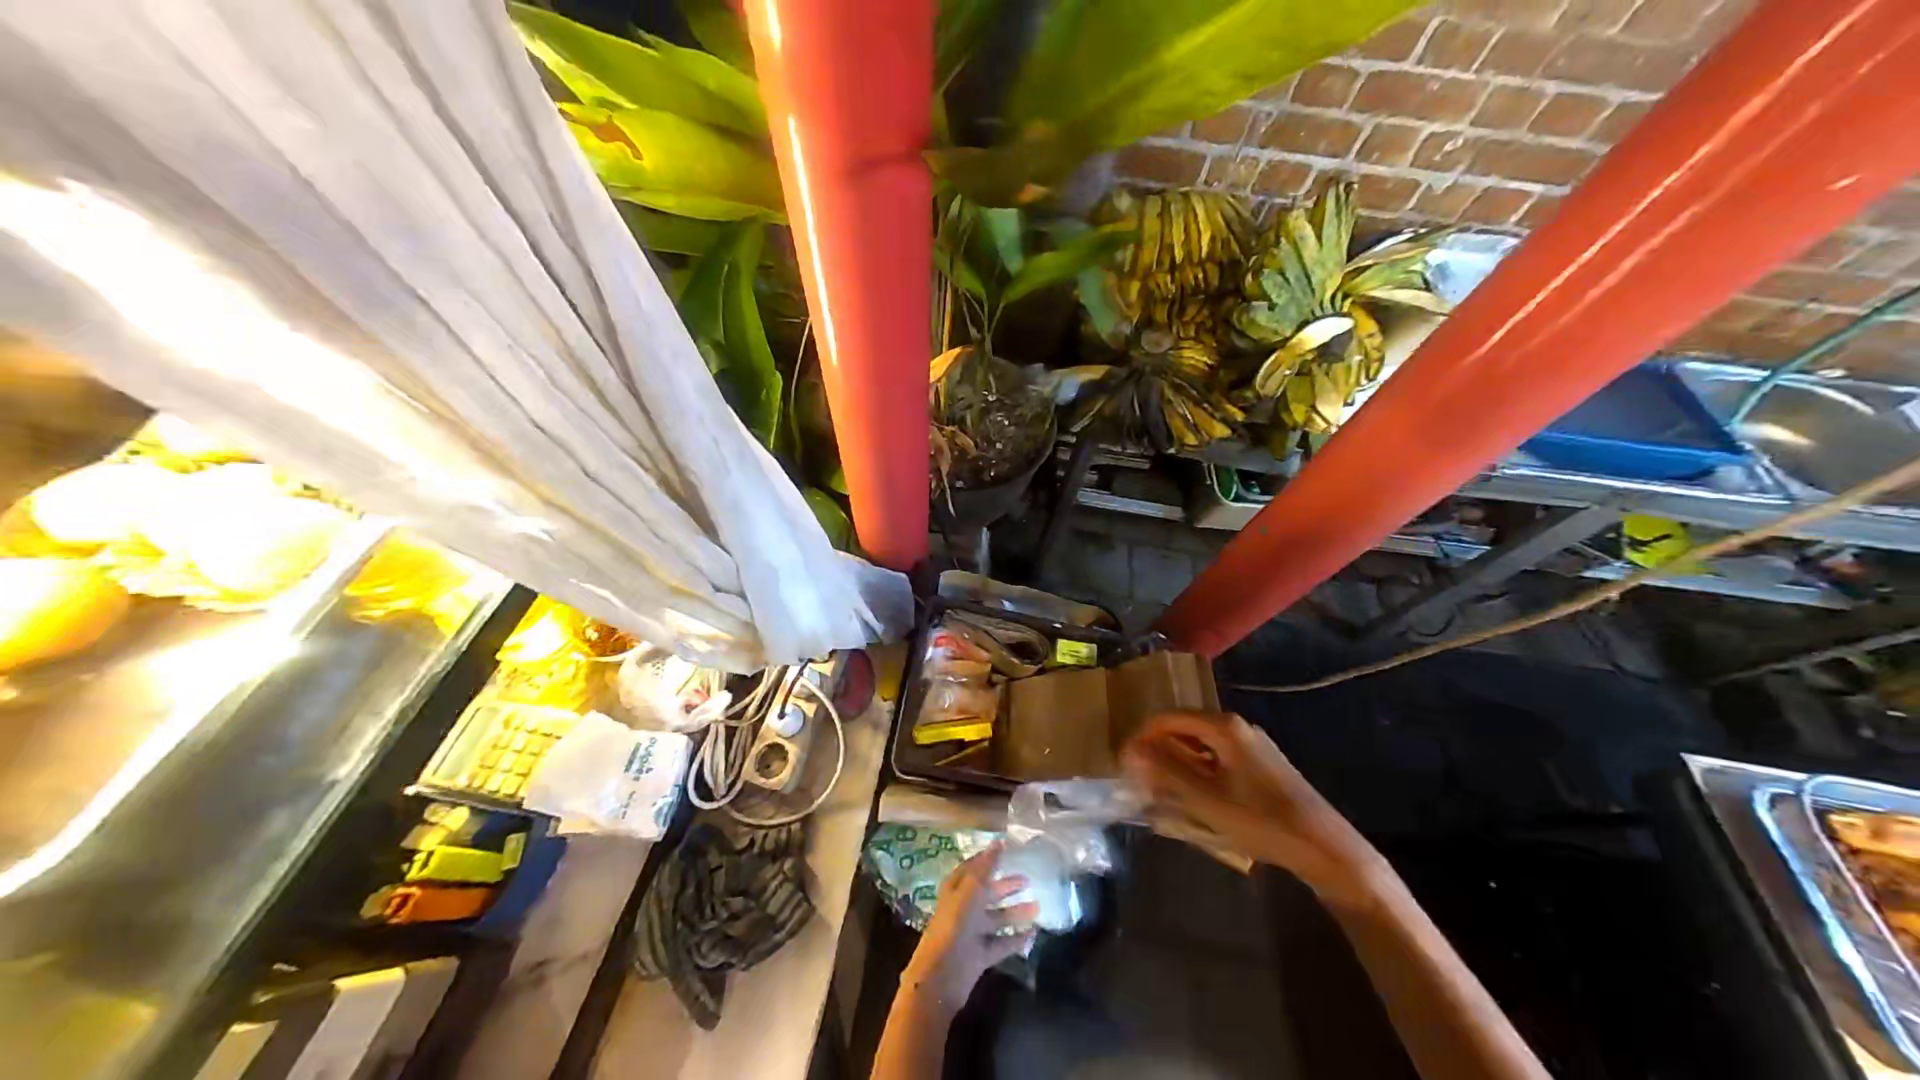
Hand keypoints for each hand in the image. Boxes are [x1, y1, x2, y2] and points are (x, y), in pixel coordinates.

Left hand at [901, 845, 1038, 1012]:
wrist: (942, 976)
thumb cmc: (954, 925)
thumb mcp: (970, 890)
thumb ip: (985, 867)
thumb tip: (998, 842)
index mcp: (956, 890)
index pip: (972, 868)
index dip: (986, 860)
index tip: (1006, 851)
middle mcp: (963, 909)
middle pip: (987, 893)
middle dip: (1006, 886)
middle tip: (1028, 880)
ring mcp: (972, 934)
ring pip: (997, 918)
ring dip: (1016, 912)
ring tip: (1038, 906)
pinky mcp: (980, 956)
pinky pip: (1002, 943)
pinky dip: (1016, 939)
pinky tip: (1033, 934)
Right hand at [1121, 711, 1384, 906]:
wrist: (1325, 847)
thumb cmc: (1262, 820)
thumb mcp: (1207, 799)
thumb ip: (1166, 772)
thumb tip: (1131, 751)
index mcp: (1224, 727)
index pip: (1168, 718)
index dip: (1142, 737)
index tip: (1123, 762)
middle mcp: (1237, 727)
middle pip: (1184, 728)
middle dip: (1157, 749)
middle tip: (1137, 777)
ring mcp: (1252, 745)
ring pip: (1200, 744)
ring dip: (1176, 762)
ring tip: (1158, 788)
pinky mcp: (1261, 764)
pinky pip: (1217, 757)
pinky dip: (1197, 770)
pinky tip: (1191, 795)